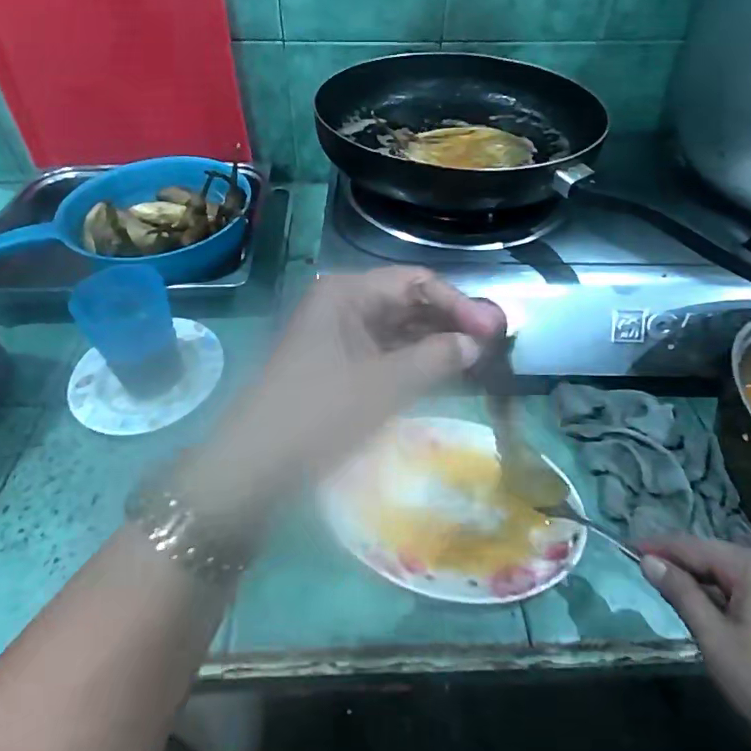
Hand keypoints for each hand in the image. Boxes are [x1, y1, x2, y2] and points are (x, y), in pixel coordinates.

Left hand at [179, 267, 505, 519]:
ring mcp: (337, 335)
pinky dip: (414, 361)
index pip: (415, 282)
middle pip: (407, 302)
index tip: (495, 330)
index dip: (459, 303)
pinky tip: (445, 373)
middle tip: (494, 344)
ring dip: (435, 342)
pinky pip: (384, 353)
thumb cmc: (320, 414)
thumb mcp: (384, 385)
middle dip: (449, 321)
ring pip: (398, 329)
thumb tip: (476, 342)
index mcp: (346, 293)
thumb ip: (436, 358)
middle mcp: (341, 305)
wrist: (254, 467)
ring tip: (479, 359)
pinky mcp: (337, 365)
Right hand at [639, 538, 750, 750]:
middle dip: (683, 567)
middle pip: (716, 559)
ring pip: (736, 579)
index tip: (627, 549)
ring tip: (677, 598)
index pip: (694, 546)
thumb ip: (680, 593)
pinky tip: (719, 620)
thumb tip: (650, 561)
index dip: (658, 547)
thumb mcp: (714, 638)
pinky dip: (730, 601)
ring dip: (706, 586)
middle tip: (648, 576)